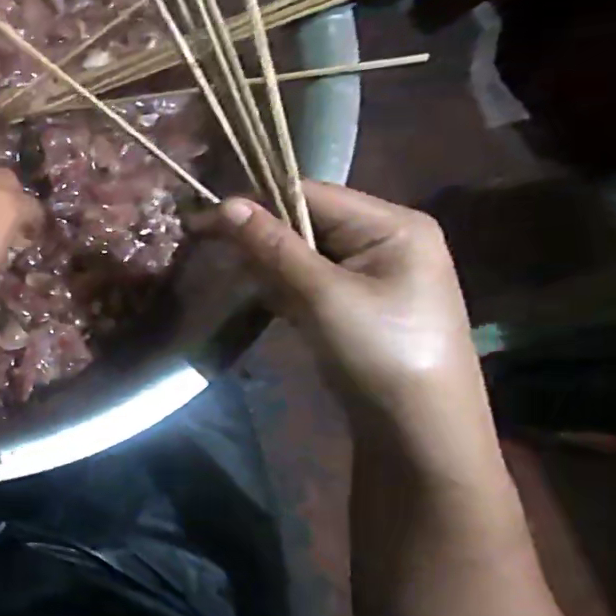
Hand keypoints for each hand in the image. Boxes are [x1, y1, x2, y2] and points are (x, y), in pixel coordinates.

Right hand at [194, 181, 482, 426]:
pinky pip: (305, 274)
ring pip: (299, 248)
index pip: (310, 194)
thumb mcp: (320, 294)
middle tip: (206, 249)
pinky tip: (265, 299)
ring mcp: (371, 268)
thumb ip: (273, 247)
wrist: (416, 421)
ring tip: (237, 279)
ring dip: (265, 262)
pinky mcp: (354, 296)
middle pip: (304, 218)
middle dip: (257, 234)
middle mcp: (385, 237)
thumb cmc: (377, 349)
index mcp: (392, 225)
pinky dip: (279, 282)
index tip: (199, 221)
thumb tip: (224, 205)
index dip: (253, 203)